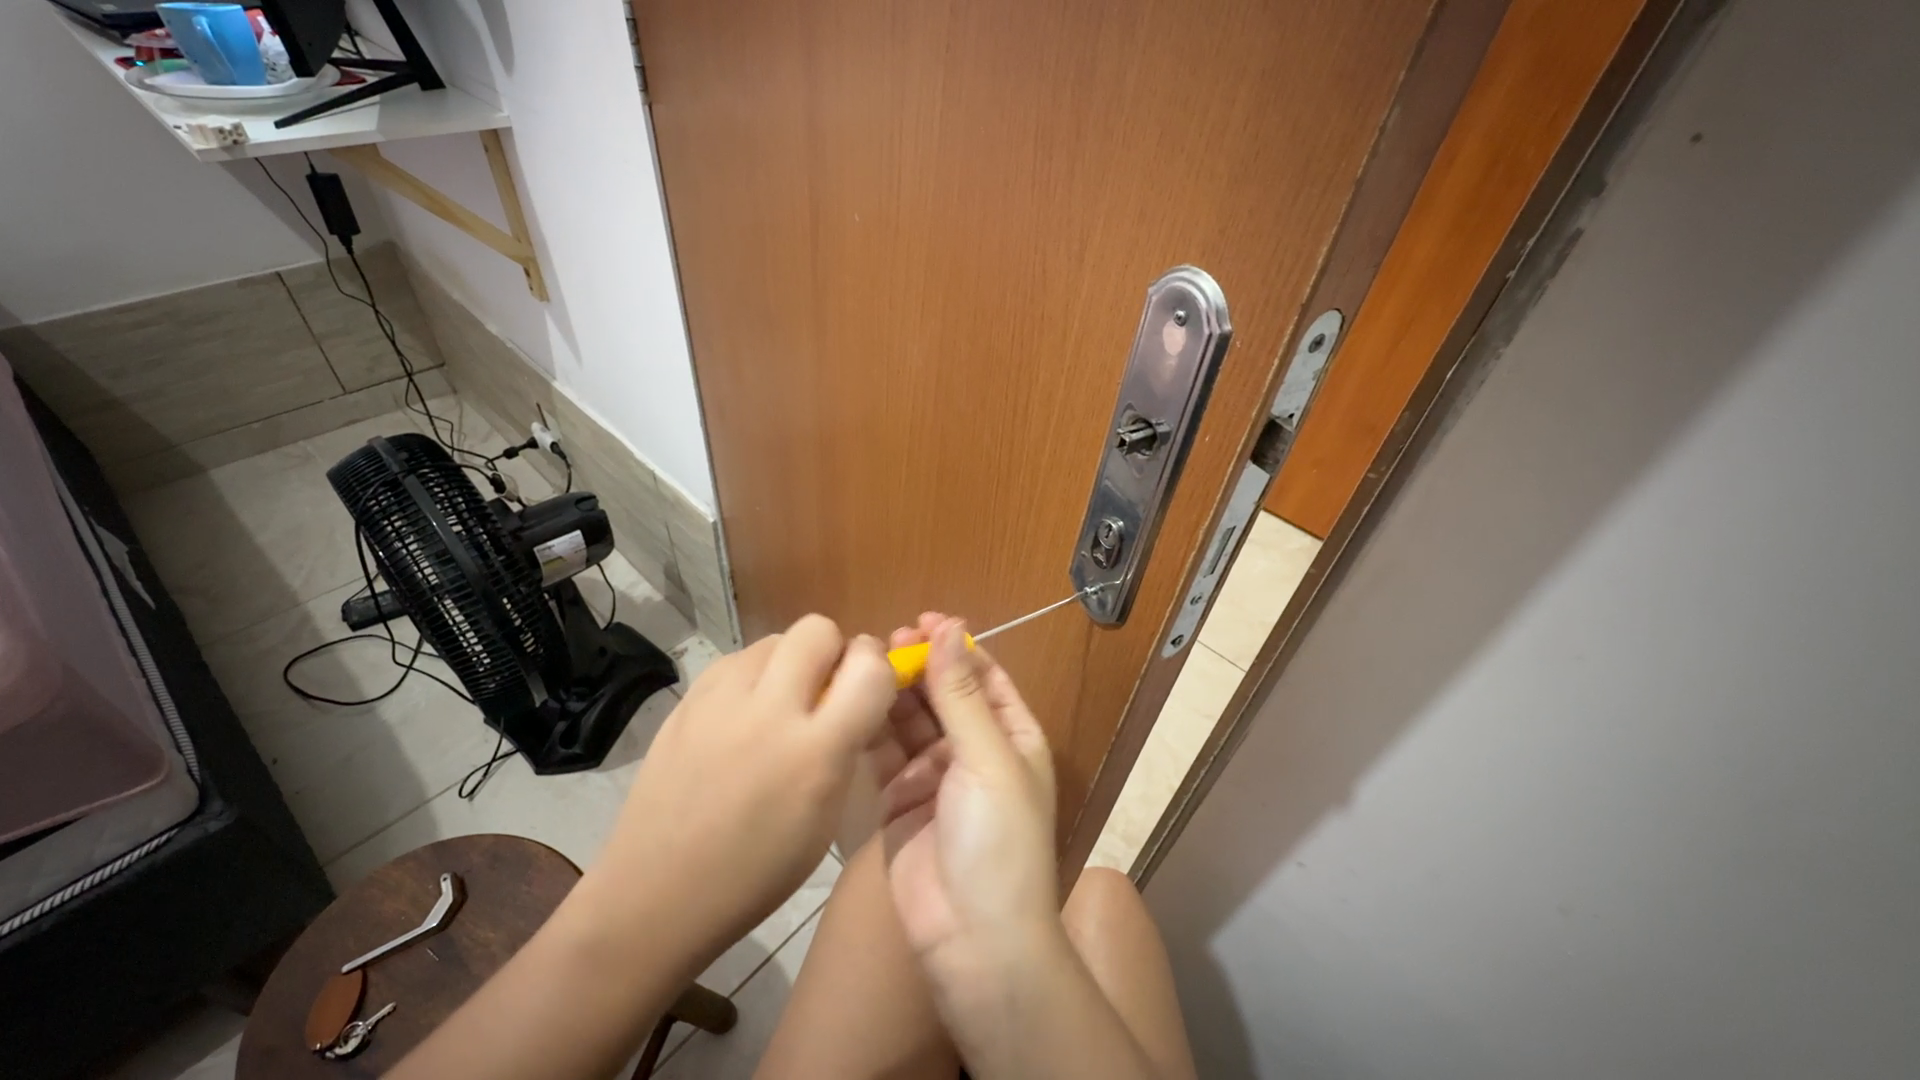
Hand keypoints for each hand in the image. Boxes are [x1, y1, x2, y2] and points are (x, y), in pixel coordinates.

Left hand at [591, 614, 897, 964]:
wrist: (658, 892)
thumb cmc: (757, 872)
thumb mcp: (827, 817)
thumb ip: (848, 745)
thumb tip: (859, 697)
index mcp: (815, 752)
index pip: (870, 667)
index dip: (880, 668)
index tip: (872, 689)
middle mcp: (769, 710)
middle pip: (818, 629)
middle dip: (834, 650)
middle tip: (827, 691)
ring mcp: (719, 700)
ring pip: (774, 639)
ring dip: (791, 661)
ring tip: (780, 705)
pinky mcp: (686, 700)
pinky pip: (735, 660)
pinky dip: (752, 676)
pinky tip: (742, 716)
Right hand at [871, 614, 1060, 985]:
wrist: (972, 938)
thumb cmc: (997, 841)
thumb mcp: (987, 759)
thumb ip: (962, 695)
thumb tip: (951, 629)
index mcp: (1012, 738)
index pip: (985, 678)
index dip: (957, 647)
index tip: (925, 620)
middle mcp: (974, 752)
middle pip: (944, 695)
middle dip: (919, 666)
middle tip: (886, 640)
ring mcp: (935, 778)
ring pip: (911, 721)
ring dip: (892, 692)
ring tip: (865, 663)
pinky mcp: (899, 802)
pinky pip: (884, 755)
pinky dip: (871, 728)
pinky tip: (851, 702)